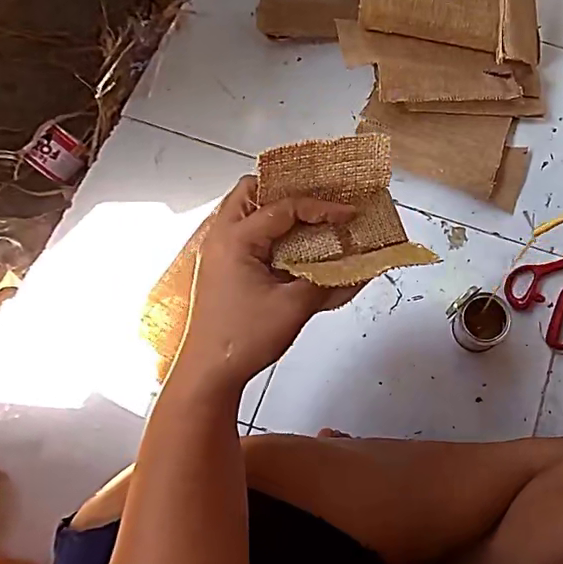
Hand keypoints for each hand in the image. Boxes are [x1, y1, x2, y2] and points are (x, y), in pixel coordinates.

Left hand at [173, 176, 360, 392]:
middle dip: (289, 190)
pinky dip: (271, 232)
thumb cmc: (239, 341)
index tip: (347, 214)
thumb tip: (353, 266)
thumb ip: (327, 280)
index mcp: (235, 239)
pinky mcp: (223, 267)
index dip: (322, 208)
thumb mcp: (294, 307)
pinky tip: (295, 248)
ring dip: (278, 210)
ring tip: (311, 221)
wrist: (209, 373)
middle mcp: (221, 238)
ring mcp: (219, 252)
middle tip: (321, 201)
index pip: (284, 206)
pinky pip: (247, 233)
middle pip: (253, 190)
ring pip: (247, 210)